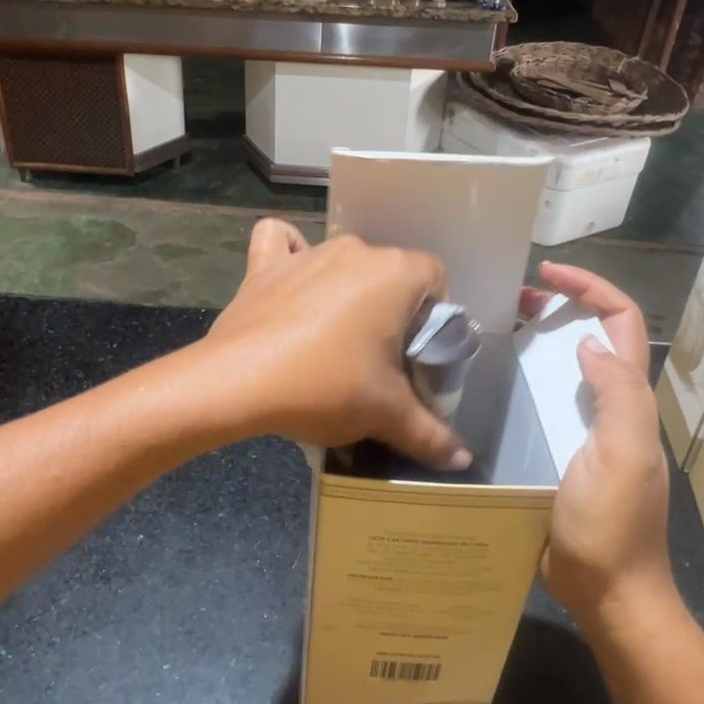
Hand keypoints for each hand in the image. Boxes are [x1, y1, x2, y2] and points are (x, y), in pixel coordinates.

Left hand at [202, 218, 470, 469]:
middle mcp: (355, 250)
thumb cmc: (328, 386)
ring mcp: (307, 253)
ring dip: (345, 292)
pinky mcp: (264, 265)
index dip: (433, 316)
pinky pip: (281, 244)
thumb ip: (431, 435)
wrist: (240, 382)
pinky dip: (288, 255)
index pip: (435, 278)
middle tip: (379, 361)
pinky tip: (290, 281)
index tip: (417, 354)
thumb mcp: (387, 415)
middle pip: (388, 274)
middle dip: (390, 311)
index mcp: (395, 273)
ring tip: (334, 340)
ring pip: (341, 263)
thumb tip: (463, 459)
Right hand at [531, 263, 675, 619]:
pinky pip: (545, 403)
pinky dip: (524, 380)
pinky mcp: (560, 453)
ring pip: (566, 368)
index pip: (621, 324)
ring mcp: (585, 430)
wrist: (606, 592)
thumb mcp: (621, 455)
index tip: (547, 273)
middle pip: (594, 337)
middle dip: (561, 305)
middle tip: (513, 299)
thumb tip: (587, 342)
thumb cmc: (614, 526)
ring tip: (497, 331)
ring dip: (539, 340)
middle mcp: (611, 407)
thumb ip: (616, 395)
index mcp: (630, 400)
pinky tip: (491, 385)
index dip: (591, 288)